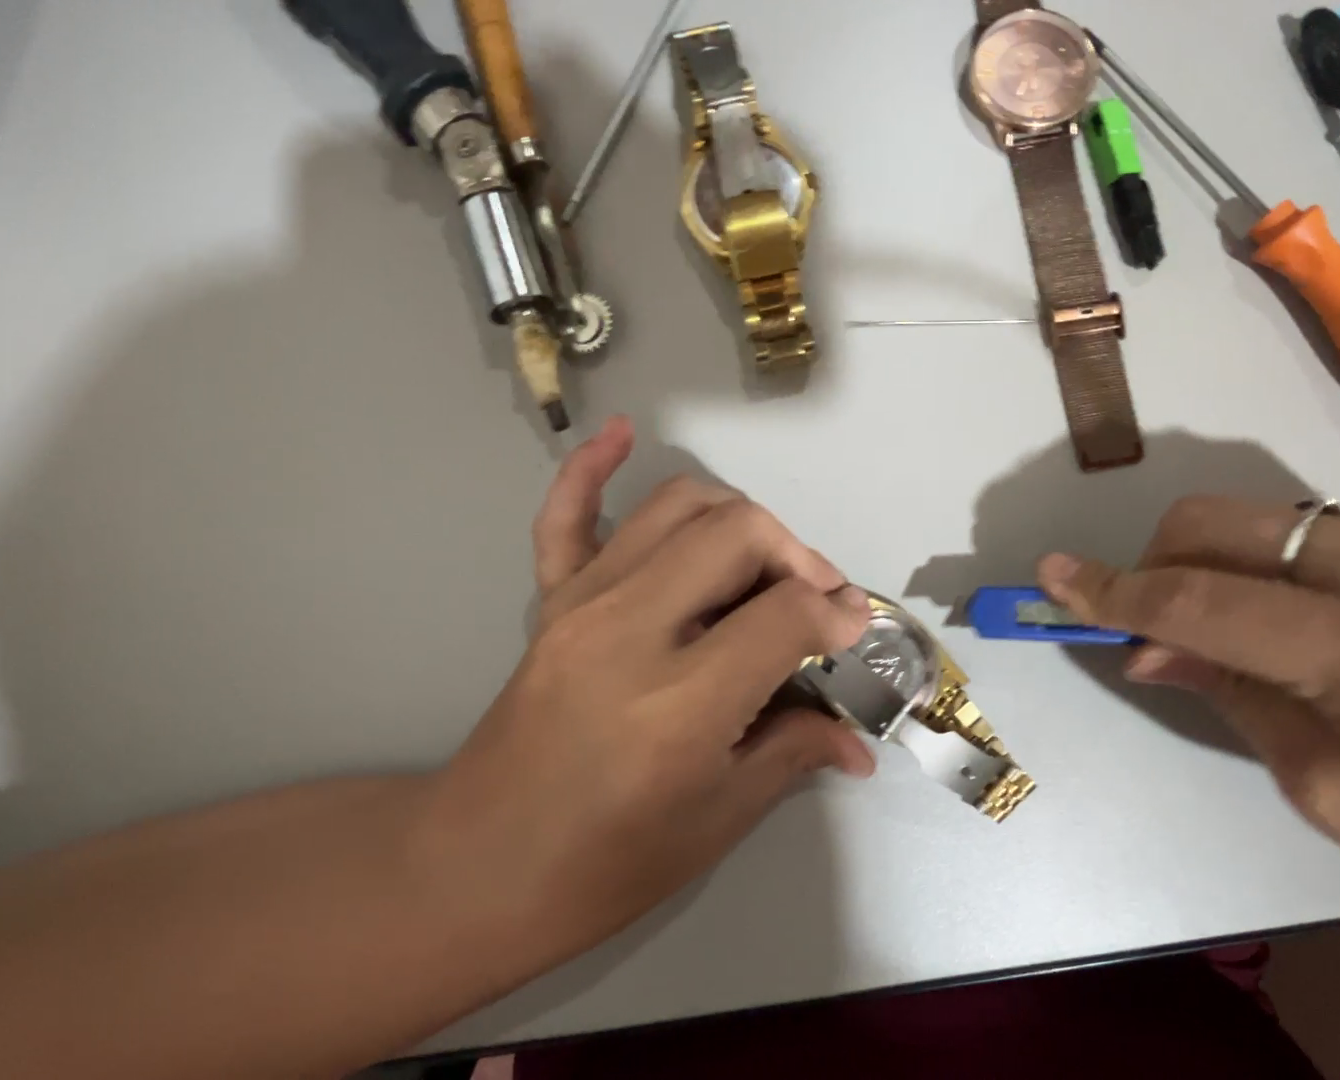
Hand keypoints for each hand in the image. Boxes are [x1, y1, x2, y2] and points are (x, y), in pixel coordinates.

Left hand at [428, 417, 873, 974]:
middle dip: (798, 557)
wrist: (482, 863)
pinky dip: (593, 466)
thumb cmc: (606, 863)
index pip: (785, 615)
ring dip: (737, 519)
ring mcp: (581, 605)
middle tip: (816, 601)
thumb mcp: (716, 820)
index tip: (854, 629)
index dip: (838, 614)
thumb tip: (856, 741)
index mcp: (680, 703)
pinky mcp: (549, 602)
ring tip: (763, 564)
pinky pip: (566, 514)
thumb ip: (791, 755)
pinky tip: (624, 434)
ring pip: (676, 508)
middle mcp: (630, 631)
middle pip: (737, 534)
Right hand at [1040, 499, 1339, 974]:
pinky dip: (1269, 569)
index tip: (1053, 576)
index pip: (1210, 603)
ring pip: (1263, 522)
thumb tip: (1141, 642)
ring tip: (1225, 633)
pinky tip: (1292, 620)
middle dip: (1159, 565)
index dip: (1117, 590)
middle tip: (1144, 625)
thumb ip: (1223, 688)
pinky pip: (1312, 533)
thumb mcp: (1319, 783)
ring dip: (1214, 568)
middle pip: (1228, 528)